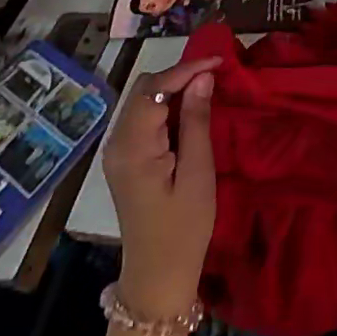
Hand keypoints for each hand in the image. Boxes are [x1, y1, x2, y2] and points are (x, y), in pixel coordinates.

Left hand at [104, 56, 220, 319]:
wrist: (158, 274)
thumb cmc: (184, 227)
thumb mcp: (198, 173)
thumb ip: (197, 122)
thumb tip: (203, 78)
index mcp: (132, 147)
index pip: (153, 90)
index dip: (185, 69)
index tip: (219, 61)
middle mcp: (117, 143)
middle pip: (143, 90)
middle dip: (178, 75)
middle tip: (216, 74)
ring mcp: (118, 151)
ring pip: (143, 101)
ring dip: (173, 88)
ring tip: (208, 86)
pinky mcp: (126, 159)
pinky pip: (145, 118)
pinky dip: (167, 106)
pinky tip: (191, 109)